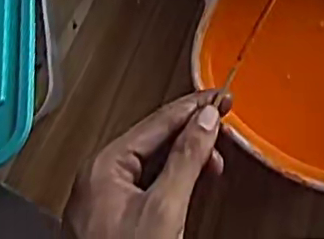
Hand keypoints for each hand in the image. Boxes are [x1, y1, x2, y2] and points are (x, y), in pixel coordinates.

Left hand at [63, 90, 229, 238]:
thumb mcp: (164, 210)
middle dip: (193, 133)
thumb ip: (186, 157)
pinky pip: (148, 186)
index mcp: (104, 166)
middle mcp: (99, 178)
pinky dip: (175, 180)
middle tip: (224, 125)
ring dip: (187, 157)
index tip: (221, 98)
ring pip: (153, 162)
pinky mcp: (113, 224)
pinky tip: (194, 181)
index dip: (194, 107)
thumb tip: (205, 119)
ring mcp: (104, 202)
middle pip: (155, 139)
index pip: (159, 121)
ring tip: (214, 159)